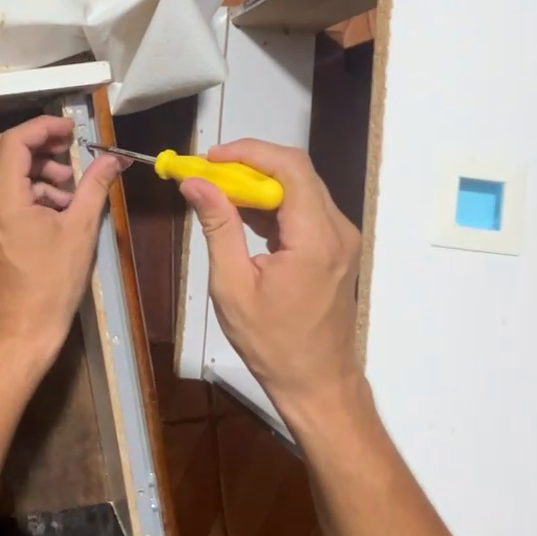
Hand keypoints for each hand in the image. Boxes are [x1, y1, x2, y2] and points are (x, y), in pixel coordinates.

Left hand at [0, 116, 121, 359]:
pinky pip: (2, 193)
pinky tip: (57, 207)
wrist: (24, 326)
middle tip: (66, 147)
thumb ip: (95, 187)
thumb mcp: (80, 230)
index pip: (14, 142)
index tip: (69, 129)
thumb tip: (114, 159)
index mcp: (4, 199)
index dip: (42, 127)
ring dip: (34, 168)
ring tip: (69, 186)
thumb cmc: (53, 282)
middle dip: (35, 143)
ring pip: (0, 170)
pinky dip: (28, 189)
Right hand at [181, 139, 363, 413]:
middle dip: (248, 165)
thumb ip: (218, 228)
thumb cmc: (272, 342)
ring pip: (300, 188)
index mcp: (315, 238)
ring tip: (217, 193)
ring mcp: (341, 239)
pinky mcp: (335, 249)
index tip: (210, 159)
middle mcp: (337, 230)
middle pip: (297, 172)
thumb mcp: (233, 286)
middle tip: (207, 174)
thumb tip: (196, 184)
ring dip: (258, 184)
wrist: (317, 383)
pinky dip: (271, 205)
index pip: (290, 168)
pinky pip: (303, 210)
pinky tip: (240, 216)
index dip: (249, 152)